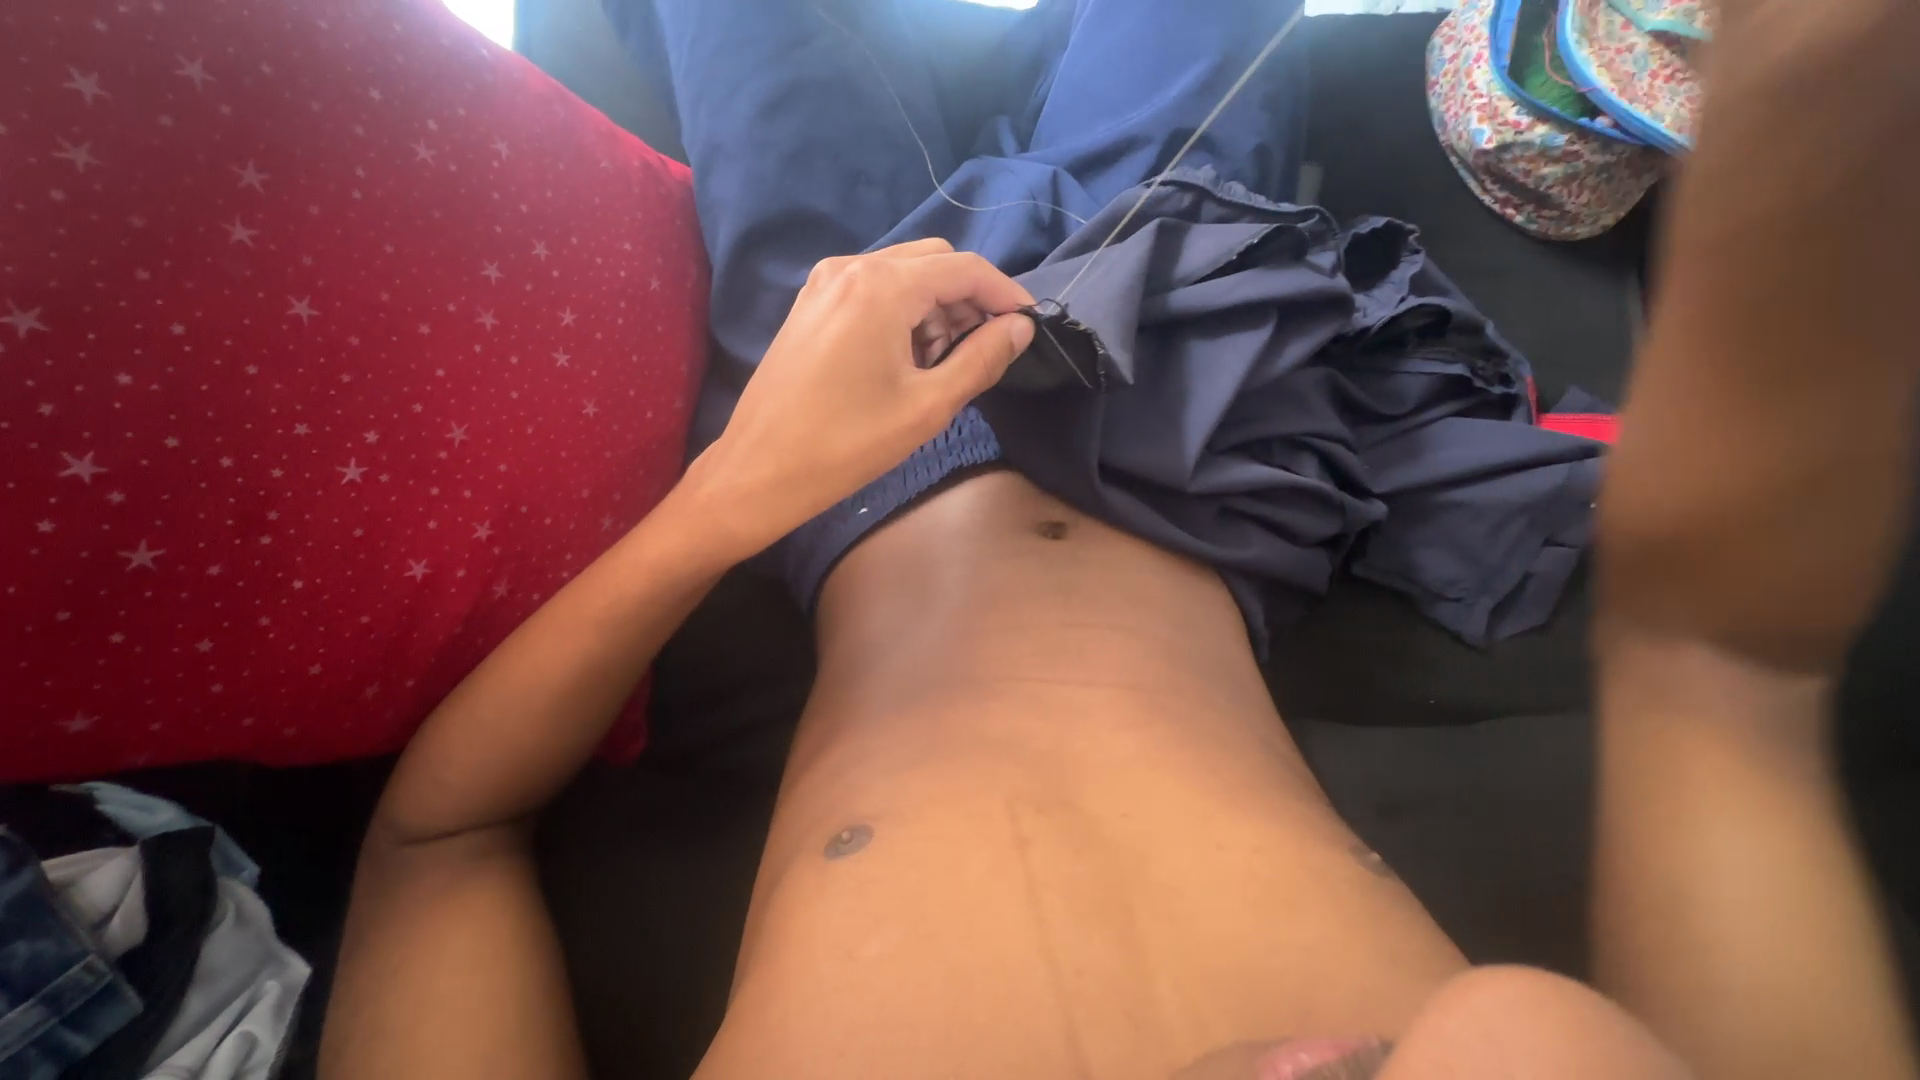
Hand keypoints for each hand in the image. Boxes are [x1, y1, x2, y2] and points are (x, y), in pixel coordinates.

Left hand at [682, 238, 1036, 557]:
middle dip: (968, 299)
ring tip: (943, 364)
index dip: (1005, 293)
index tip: (1028, 326)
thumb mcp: (928, 406)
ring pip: (903, 275)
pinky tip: (905, 360)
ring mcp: (824, 284)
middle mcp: (851, 267)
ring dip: (935, 308)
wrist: (760, 470)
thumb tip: (1020, 328)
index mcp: (881, 286)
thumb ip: (982, 359)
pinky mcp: (810, 306)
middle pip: (934, 262)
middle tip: (984, 350)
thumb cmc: (847, 444)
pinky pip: (872, 291)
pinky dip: (902, 313)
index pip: (964, 268)